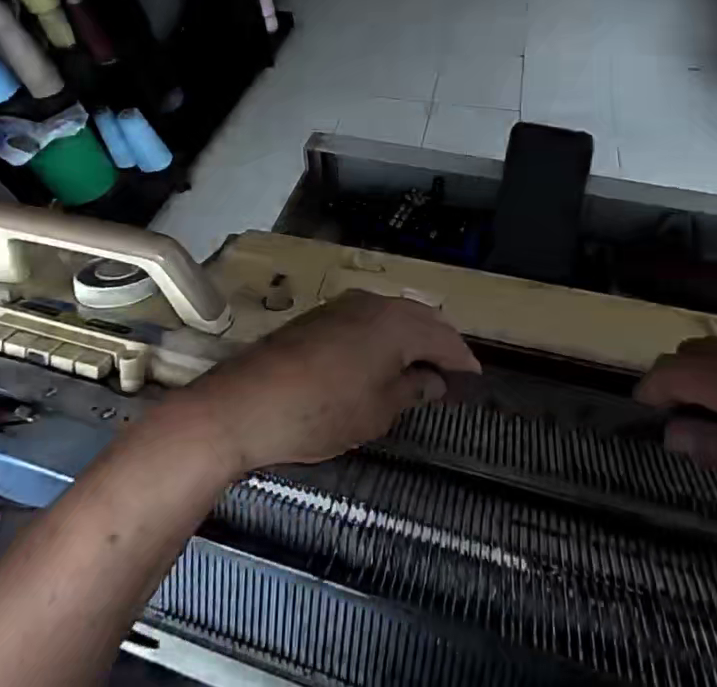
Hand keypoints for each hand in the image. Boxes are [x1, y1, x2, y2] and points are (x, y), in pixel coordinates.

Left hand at [183, 291, 480, 473]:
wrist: (241, 405)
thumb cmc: (320, 413)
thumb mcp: (377, 411)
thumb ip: (413, 390)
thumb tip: (434, 379)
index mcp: (397, 324)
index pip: (444, 338)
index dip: (462, 360)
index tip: (475, 378)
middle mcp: (375, 304)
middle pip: (422, 319)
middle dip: (441, 343)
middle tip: (452, 372)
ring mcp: (344, 305)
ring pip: (394, 315)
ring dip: (413, 336)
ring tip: (421, 365)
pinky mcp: (320, 315)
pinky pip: (369, 318)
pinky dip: (386, 335)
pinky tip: (382, 357)